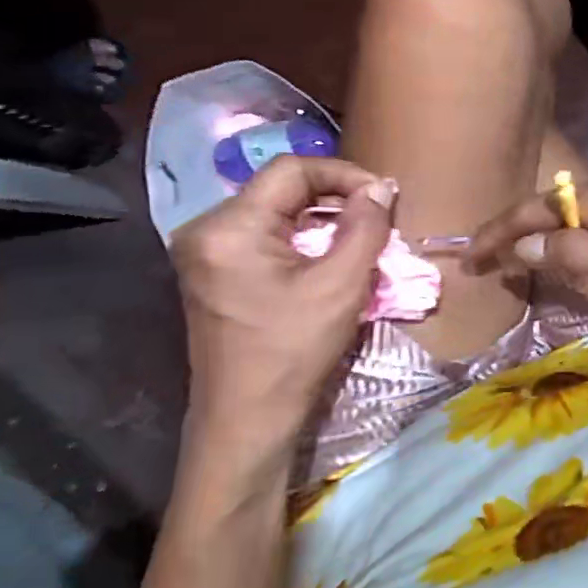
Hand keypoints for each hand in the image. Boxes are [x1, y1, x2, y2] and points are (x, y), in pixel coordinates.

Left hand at [171, 157, 396, 439]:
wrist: (248, 418)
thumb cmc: (294, 351)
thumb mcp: (341, 285)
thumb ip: (365, 227)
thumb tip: (381, 188)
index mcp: (229, 226)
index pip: (291, 170)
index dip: (343, 174)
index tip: (383, 196)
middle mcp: (206, 228)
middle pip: (280, 188)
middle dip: (334, 196)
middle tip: (376, 216)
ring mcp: (204, 251)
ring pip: (274, 211)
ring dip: (321, 217)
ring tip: (360, 234)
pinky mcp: (213, 272)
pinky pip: (263, 235)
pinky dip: (301, 237)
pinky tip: (328, 255)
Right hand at [465, 172, 587, 297]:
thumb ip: (572, 251)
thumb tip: (518, 244)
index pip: (534, 210)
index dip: (498, 233)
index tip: (468, 257)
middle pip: (550, 205)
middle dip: (515, 231)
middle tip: (487, 261)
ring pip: (574, 209)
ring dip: (543, 232)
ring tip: (520, 257)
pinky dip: (572, 231)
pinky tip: (574, 247)